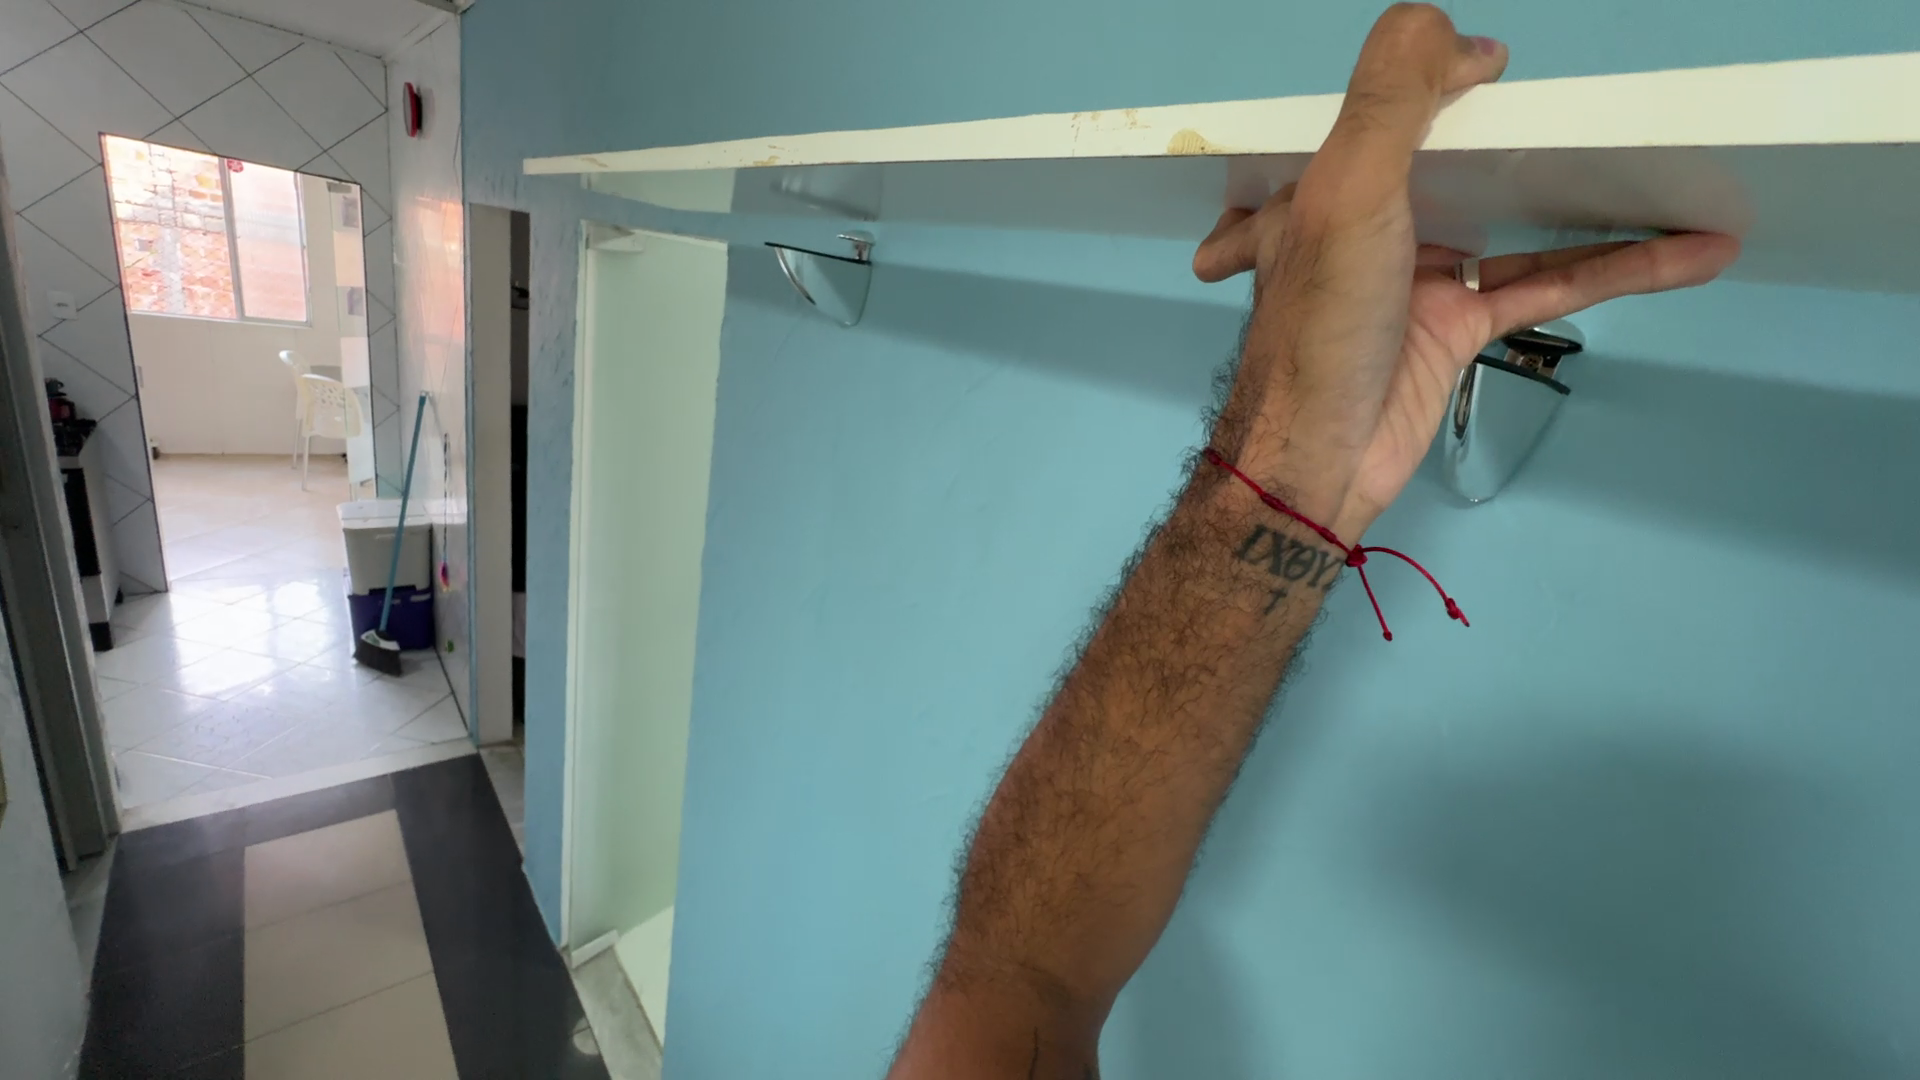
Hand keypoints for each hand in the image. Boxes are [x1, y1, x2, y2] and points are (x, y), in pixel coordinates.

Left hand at [1195, 3, 1739, 537]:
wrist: (1317, 458)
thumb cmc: (1321, 325)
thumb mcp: (1342, 196)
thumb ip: (1388, 102)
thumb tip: (1459, 39)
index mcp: (1318, 201)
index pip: (1366, 129)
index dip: (1413, 92)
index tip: (1483, 69)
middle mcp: (1362, 238)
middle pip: (1447, 171)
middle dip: (1509, 142)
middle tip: (1579, 118)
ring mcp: (1409, 287)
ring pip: (1511, 227)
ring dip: (1590, 202)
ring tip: (1675, 166)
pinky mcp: (1451, 334)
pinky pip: (1542, 289)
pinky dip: (1612, 269)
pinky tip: (1693, 248)